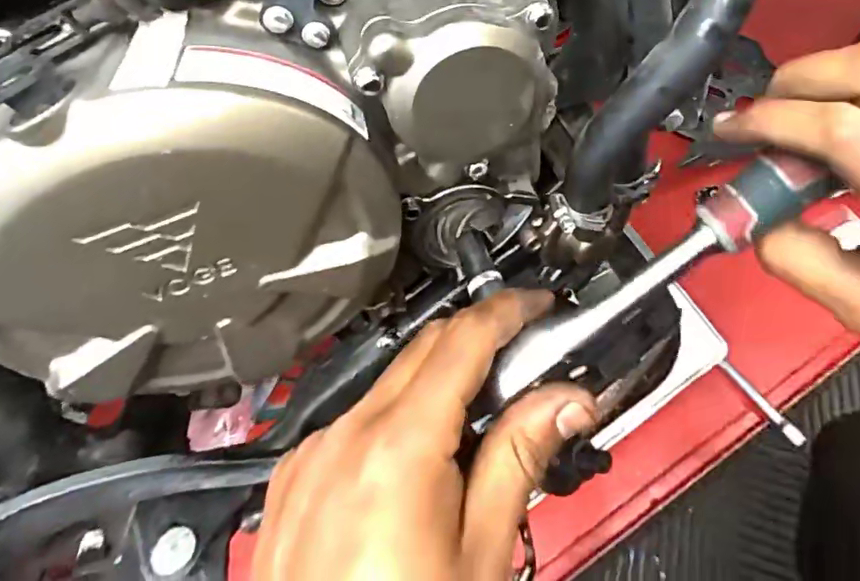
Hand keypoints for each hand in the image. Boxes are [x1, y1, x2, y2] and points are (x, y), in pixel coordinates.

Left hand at [252, 290, 597, 580]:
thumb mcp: (480, 556)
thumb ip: (518, 460)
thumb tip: (563, 401)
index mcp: (397, 447)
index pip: (463, 339)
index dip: (508, 310)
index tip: (537, 304)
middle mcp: (345, 436)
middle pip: (426, 348)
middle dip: (480, 338)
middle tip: (526, 359)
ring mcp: (314, 455)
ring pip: (390, 382)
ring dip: (438, 381)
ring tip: (478, 425)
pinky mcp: (295, 478)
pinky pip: (356, 418)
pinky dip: (396, 416)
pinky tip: (421, 460)